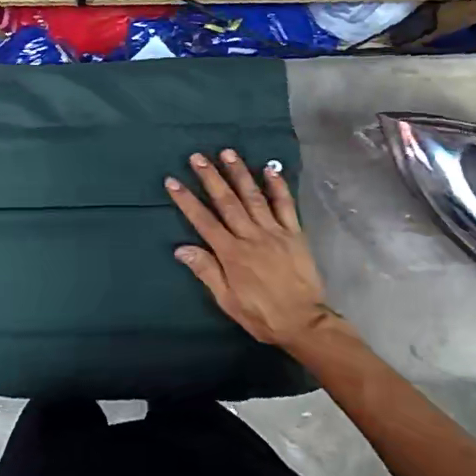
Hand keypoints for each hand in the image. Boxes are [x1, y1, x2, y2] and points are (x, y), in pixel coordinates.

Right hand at [165, 149, 344, 349]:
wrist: (302, 321)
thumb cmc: (261, 315)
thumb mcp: (227, 301)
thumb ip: (206, 271)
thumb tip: (181, 249)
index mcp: (231, 254)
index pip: (204, 221)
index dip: (187, 201)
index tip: (173, 181)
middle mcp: (251, 236)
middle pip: (227, 202)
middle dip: (211, 177)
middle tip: (198, 156)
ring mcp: (275, 231)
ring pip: (254, 197)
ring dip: (240, 173)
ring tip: (228, 153)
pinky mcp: (295, 233)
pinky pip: (286, 205)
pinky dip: (278, 186)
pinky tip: (270, 169)